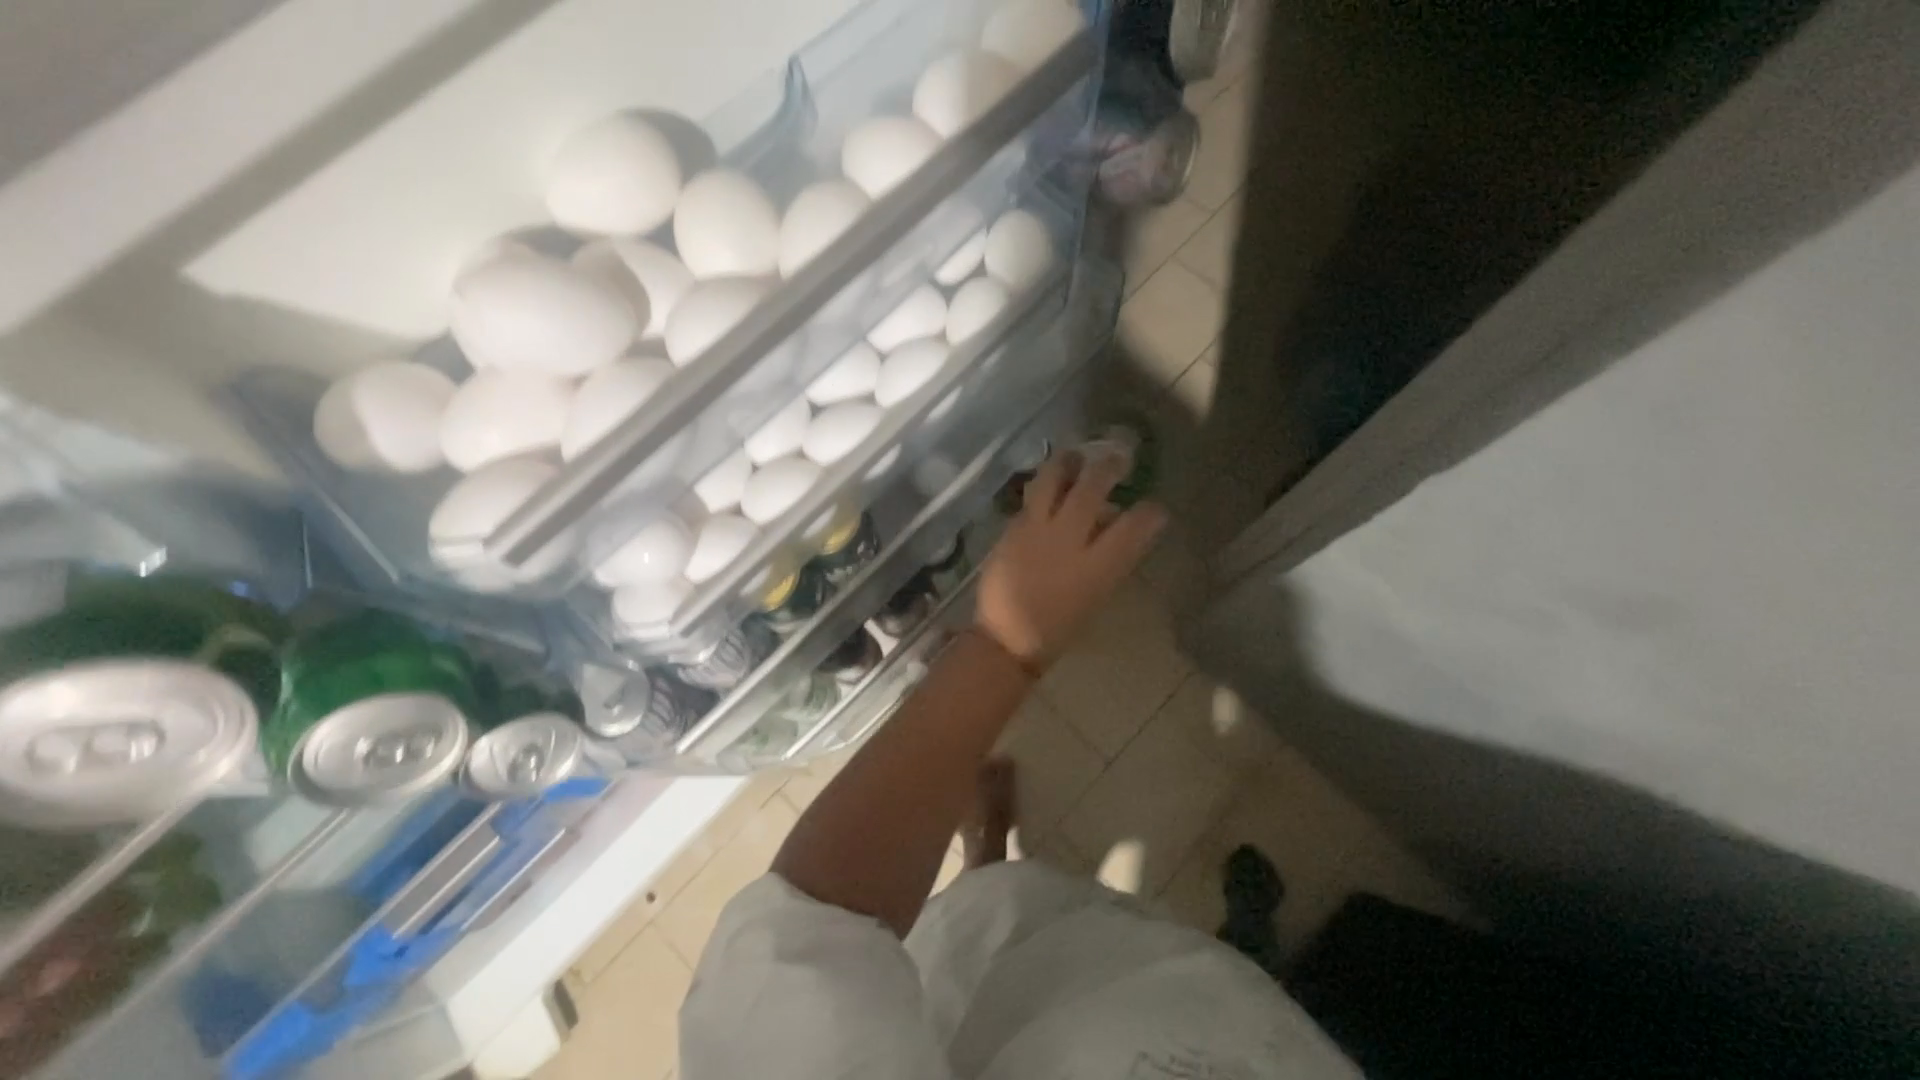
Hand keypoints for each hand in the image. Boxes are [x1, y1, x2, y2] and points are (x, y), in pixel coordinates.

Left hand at [974, 450, 1167, 670]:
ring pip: (1053, 480)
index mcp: (1096, 565)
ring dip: (1067, 463)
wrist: (1006, 638)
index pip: (1133, 527)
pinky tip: (1048, 486)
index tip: (1156, 508)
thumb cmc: (1056, 627)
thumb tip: (1110, 522)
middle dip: (1109, 468)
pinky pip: (1031, 499)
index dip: (1150, 514)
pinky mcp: (1011, 529)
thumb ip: (1108, 558)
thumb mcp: (1094, 595)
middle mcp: (1067, 539)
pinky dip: (1043, 488)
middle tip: (1119, 458)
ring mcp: (1035, 530)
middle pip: (1091, 488)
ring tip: (1075, 456)